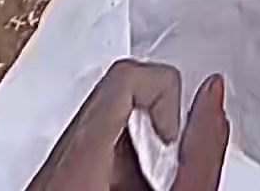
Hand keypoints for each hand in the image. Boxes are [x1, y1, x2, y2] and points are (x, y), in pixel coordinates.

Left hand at [26, 60, 228, 190]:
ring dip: (139, 153)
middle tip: (165, 172)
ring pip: (102, 127)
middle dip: (154, 129)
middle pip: (114, 99)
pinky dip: (120, 170)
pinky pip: (89, 155)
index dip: (163, 94)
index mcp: (77, 167)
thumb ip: (203, 150)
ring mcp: (46, 184)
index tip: (174, 139)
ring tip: (151, 190)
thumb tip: (213, 91)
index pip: (124, 78)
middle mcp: (53, 171)